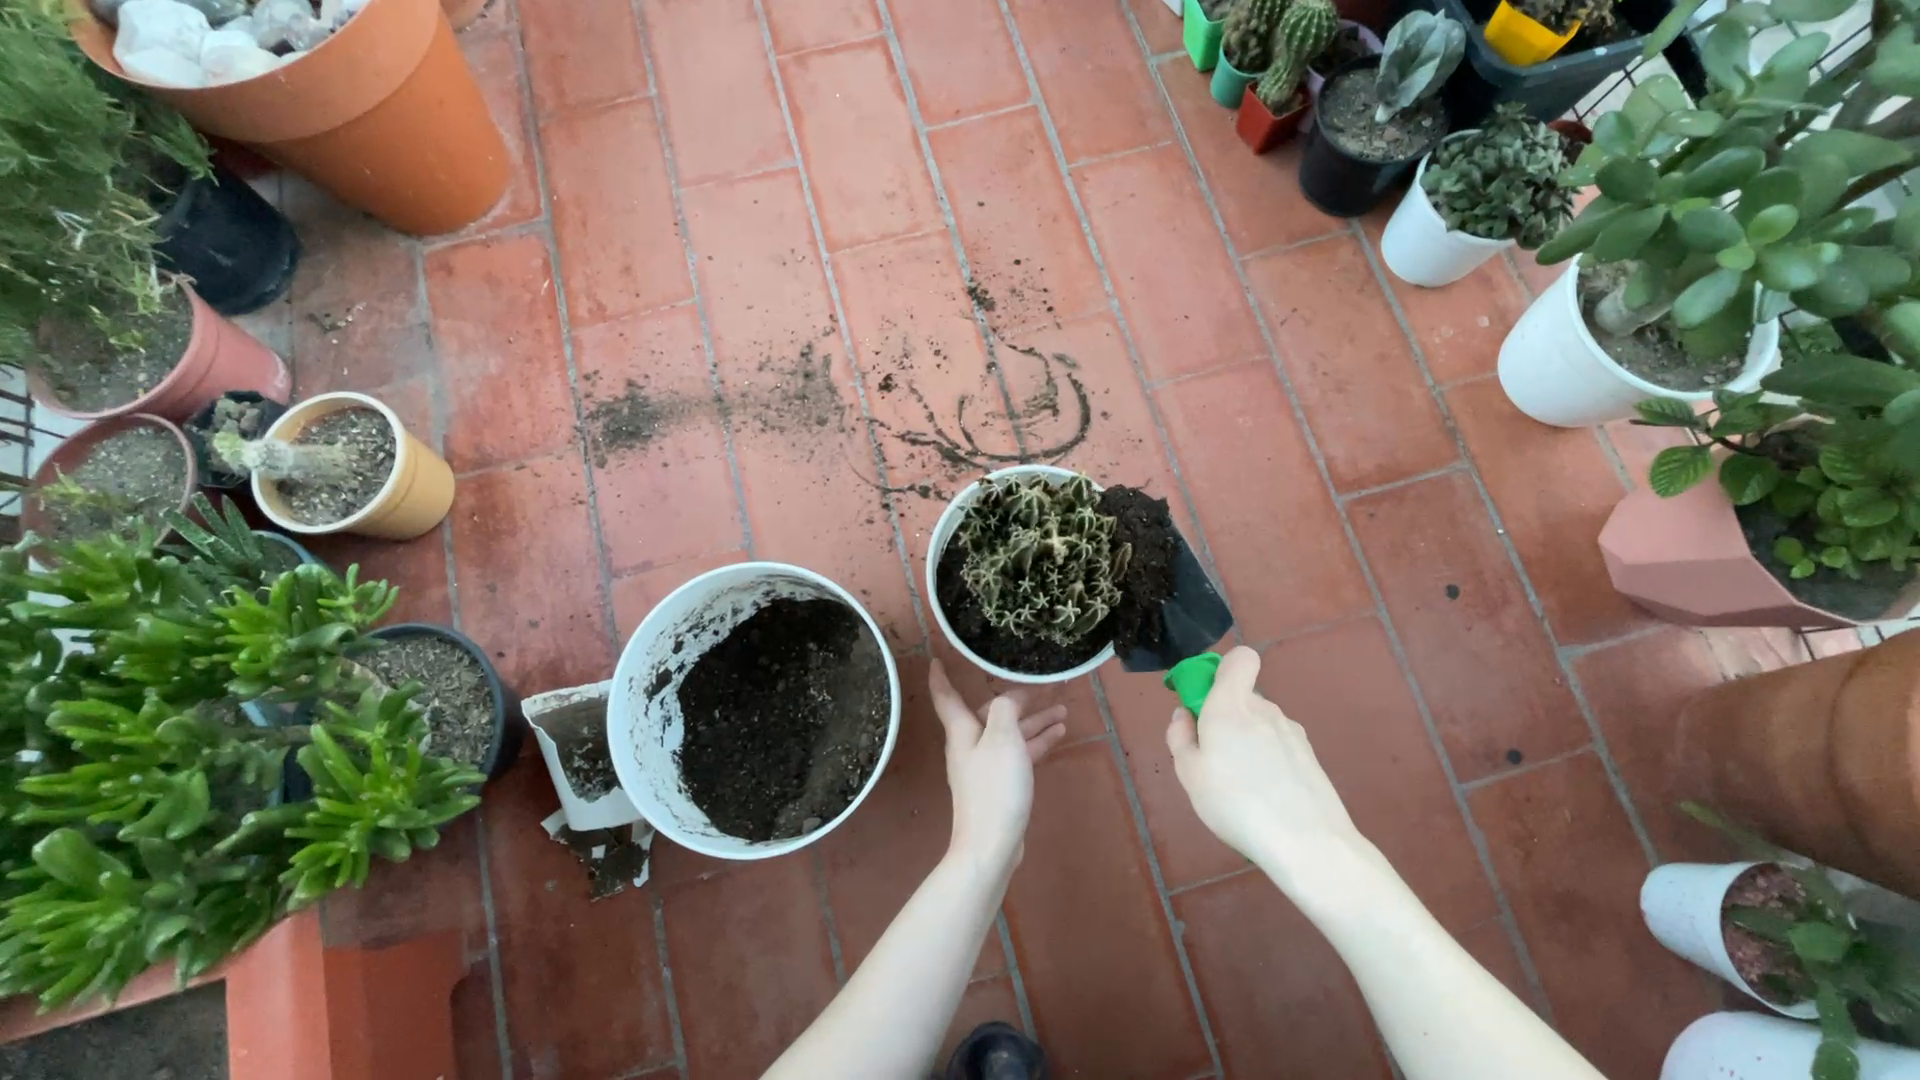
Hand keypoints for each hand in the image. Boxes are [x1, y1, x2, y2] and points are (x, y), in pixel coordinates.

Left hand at [928, 660, 1068, 875]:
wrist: (991, 844)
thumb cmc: (993, 787)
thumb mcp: (1002, 739)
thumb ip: (1005, 710)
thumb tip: (1007, 700)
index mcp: (962, 731)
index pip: (946, 696)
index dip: (940, 677)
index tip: (937, 660)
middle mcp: (970, 745)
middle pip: (990, 715)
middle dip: (1014, 700)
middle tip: (1040, 686)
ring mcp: (985, 767)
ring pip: (1009, 734)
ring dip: (1034, 721)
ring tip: (1063, 710)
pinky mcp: (1000, 785)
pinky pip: (1018, 754)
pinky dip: (1035, 742)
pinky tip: (1058, 735)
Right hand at [1165, 647, 1369, 897]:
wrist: (1309, 844)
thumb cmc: (1236, 803)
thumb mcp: (1189, 774)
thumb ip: (1180, 737)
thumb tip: (1184, 715)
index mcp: (1231, 705)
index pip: (1240, 658)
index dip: (1221, 670)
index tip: (1204, 702)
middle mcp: (1265, 710)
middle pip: (1243, 698)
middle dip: (1225, 719)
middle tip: (1213, 761)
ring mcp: (1292, 733)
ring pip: (1260, 725)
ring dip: (1247, 744)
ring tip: (1241, 788)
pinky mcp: (1310, 757)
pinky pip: (1278, 748)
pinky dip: (1268, 763)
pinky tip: (1266, 798)